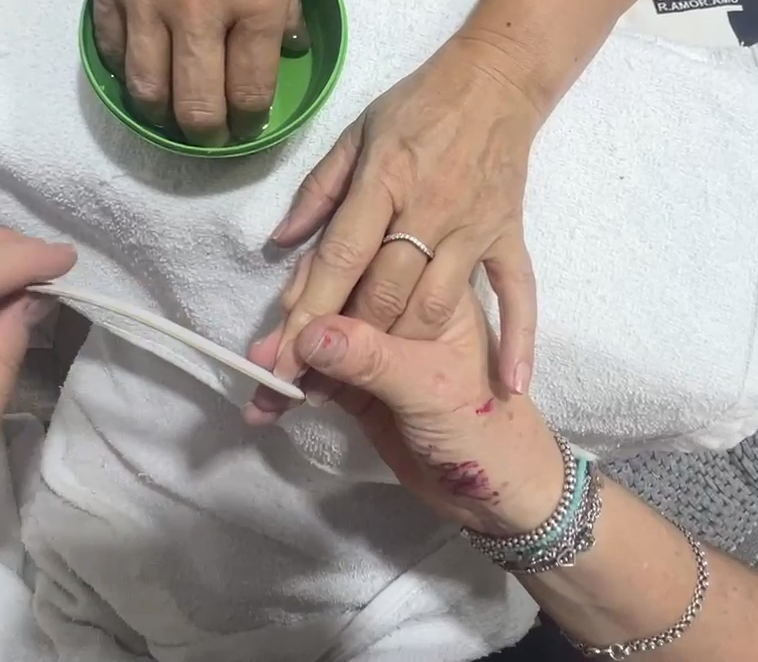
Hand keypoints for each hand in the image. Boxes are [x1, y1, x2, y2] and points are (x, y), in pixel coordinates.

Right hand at [90, 0, 300, 144]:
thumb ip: (284, 1)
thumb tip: (289, 47)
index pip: (251, 91)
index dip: (251, 120)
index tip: (249, 124)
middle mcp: (202, 9)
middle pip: (198, 108)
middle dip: (209, 133)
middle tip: (214, 132)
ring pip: (149, 92)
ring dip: (163, 115)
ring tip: (175, 114)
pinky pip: (114, 52)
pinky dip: (128, 71)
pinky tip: (141, 71)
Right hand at [247, 255, 564, 535]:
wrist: (496, 492)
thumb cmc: (483, 429)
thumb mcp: (429, 389)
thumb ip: (373, 359)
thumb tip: (310, 333)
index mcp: (430, 286)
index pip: (368, 264)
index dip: (324, 286)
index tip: (292, 322)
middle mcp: (398, 302)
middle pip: (334, 291)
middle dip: (295, 324)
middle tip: (265, 359)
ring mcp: (375, 338)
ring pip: (318, 329)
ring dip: (285, 356)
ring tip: (260, 385)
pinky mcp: (356, 374)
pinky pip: (313, 370)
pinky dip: (288, 385)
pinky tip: (265, 406)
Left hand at [263, 34, 545, 414]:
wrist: (496, 81)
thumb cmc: (419, 104)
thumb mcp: (357, 133)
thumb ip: (318, 190)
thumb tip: (279, 242)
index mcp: (384, 178)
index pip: (341, 256)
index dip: (309, 310)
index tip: (281, 358)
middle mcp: (428, 208)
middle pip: (382, 291)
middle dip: (342, 343)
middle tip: (311, 382)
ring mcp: (474, 225)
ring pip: (434, 304)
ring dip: (399, 347)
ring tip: (366, 383)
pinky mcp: (509, 233)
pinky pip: (518, 291)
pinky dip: (519, 337)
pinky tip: (510, 384)